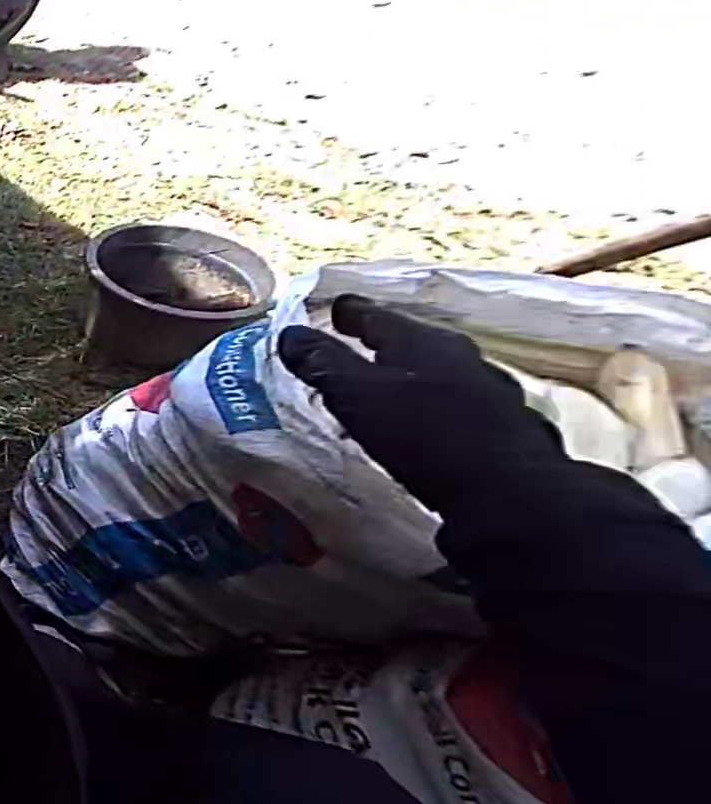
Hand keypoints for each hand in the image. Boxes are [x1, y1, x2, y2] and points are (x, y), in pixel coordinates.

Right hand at [277, 295, 564, 513]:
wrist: (513, 496)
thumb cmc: (422, 434)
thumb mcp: (354, 393)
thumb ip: (321, 361)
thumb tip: (289, 333)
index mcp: (423, 344)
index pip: (377, 316)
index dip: (351, 311)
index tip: (334, 306)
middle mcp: (462, 359)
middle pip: (411, 341)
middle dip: (381, 340)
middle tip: (353, 341)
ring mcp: (491, 394)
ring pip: (437, 371)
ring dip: (408, 373)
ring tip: (382, 383)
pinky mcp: (505, 429)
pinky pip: (455, 402)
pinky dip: (431, 402)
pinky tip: (421, 419)